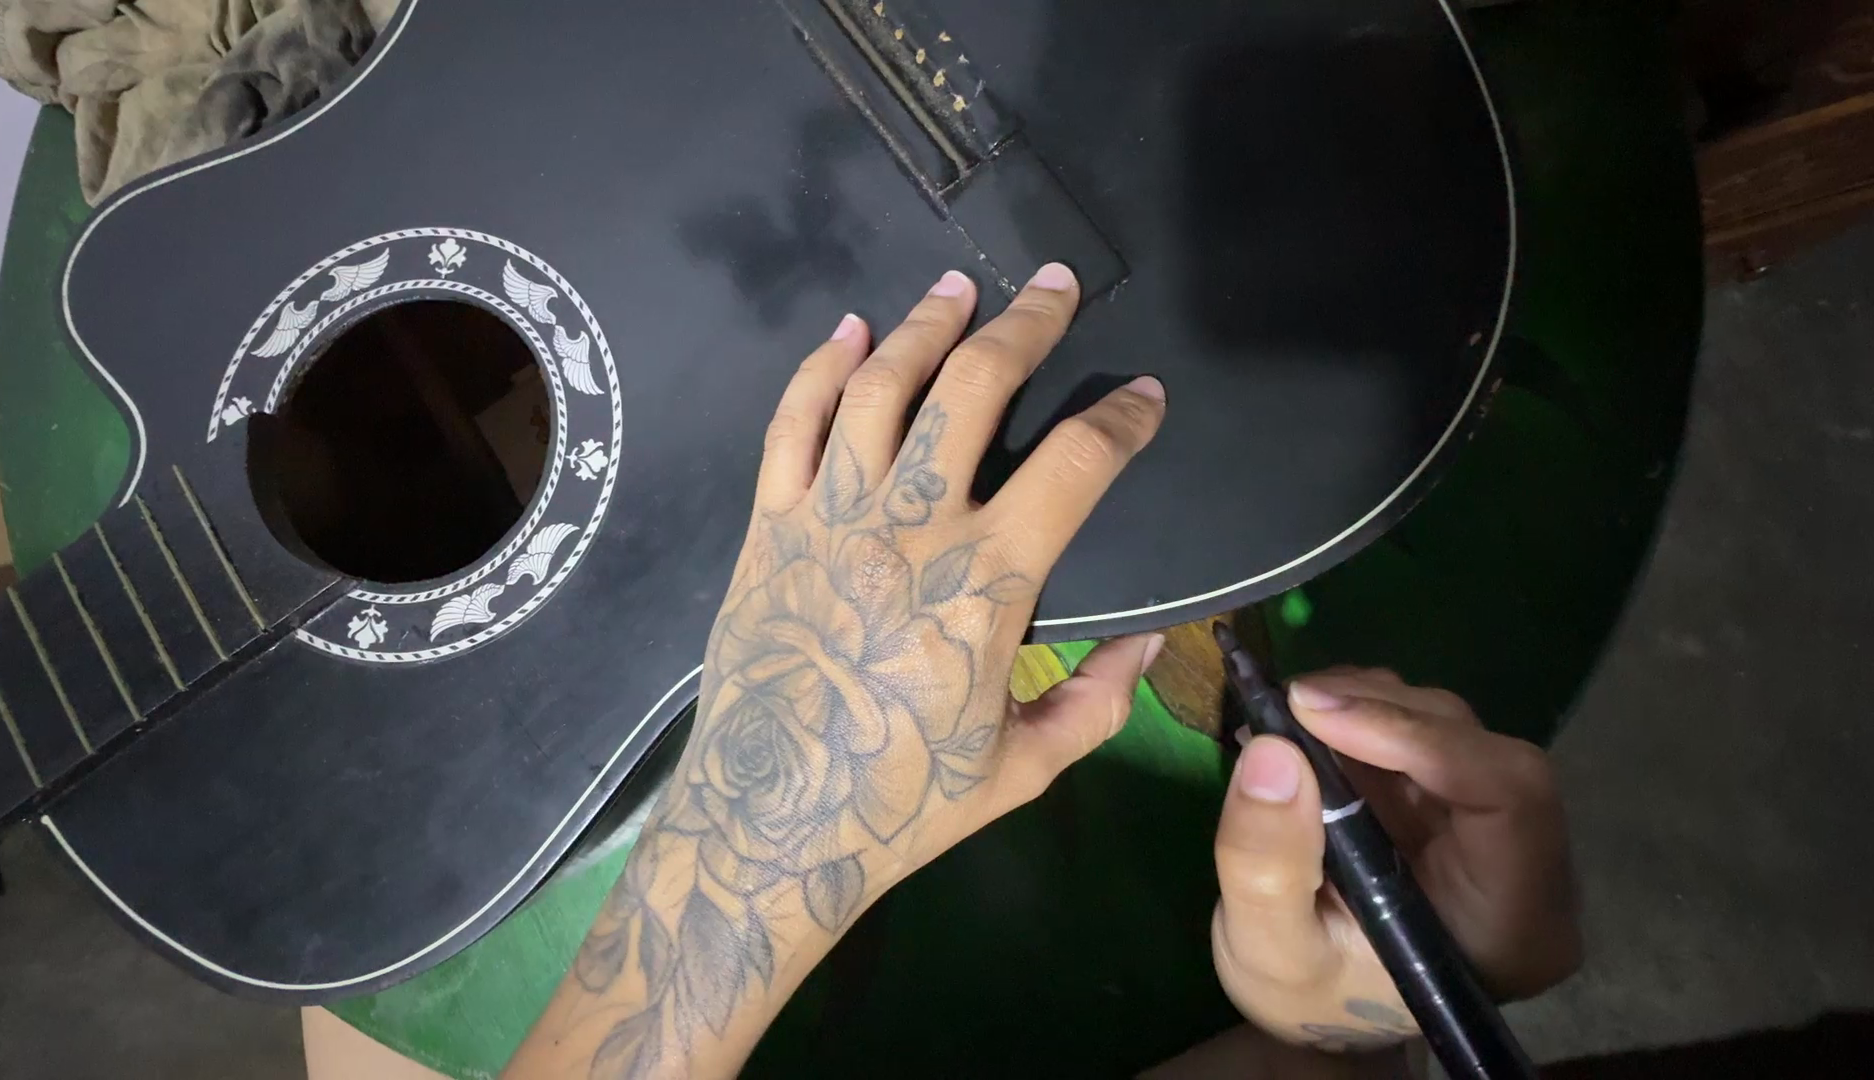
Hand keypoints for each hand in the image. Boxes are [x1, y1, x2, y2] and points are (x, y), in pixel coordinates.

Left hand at [506, 264, 1166, 1079]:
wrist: (764, 828)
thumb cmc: (899, 807)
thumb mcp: (1021, 772)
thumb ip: (1095, 704)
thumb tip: (1147, 643)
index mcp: (986, 586)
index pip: (1076, 466)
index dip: (1122, 420)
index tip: (1144, 396)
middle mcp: (908, 530)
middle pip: (973, 391)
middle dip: (1025, 326)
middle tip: (1056, 284)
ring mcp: (828, 519)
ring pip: (879, 388)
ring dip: (925, 327)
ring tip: (959, 287)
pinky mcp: (768, 527)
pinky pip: (792, 425)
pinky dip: (820, 369)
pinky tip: (850, 331)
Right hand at [1211, 668, 1580, 1052]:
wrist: (1314, 1000)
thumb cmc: (1302, 989)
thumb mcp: (1266, 943)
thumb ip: (1265, 861)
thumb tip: (1273, 751)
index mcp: (1510, 920)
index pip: (1508, 795)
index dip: (1417, 737)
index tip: (1312, 712)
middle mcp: (1519, 864)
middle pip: (1478, 748)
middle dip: (1378, 709)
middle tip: (1284, 702)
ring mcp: (1481, 826)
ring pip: (1449, 727)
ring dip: (1364, 700)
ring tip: (1283, 711)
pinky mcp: (1440, 800)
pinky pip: (1415, 728)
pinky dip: (1356, 708)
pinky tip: (1303, 724)